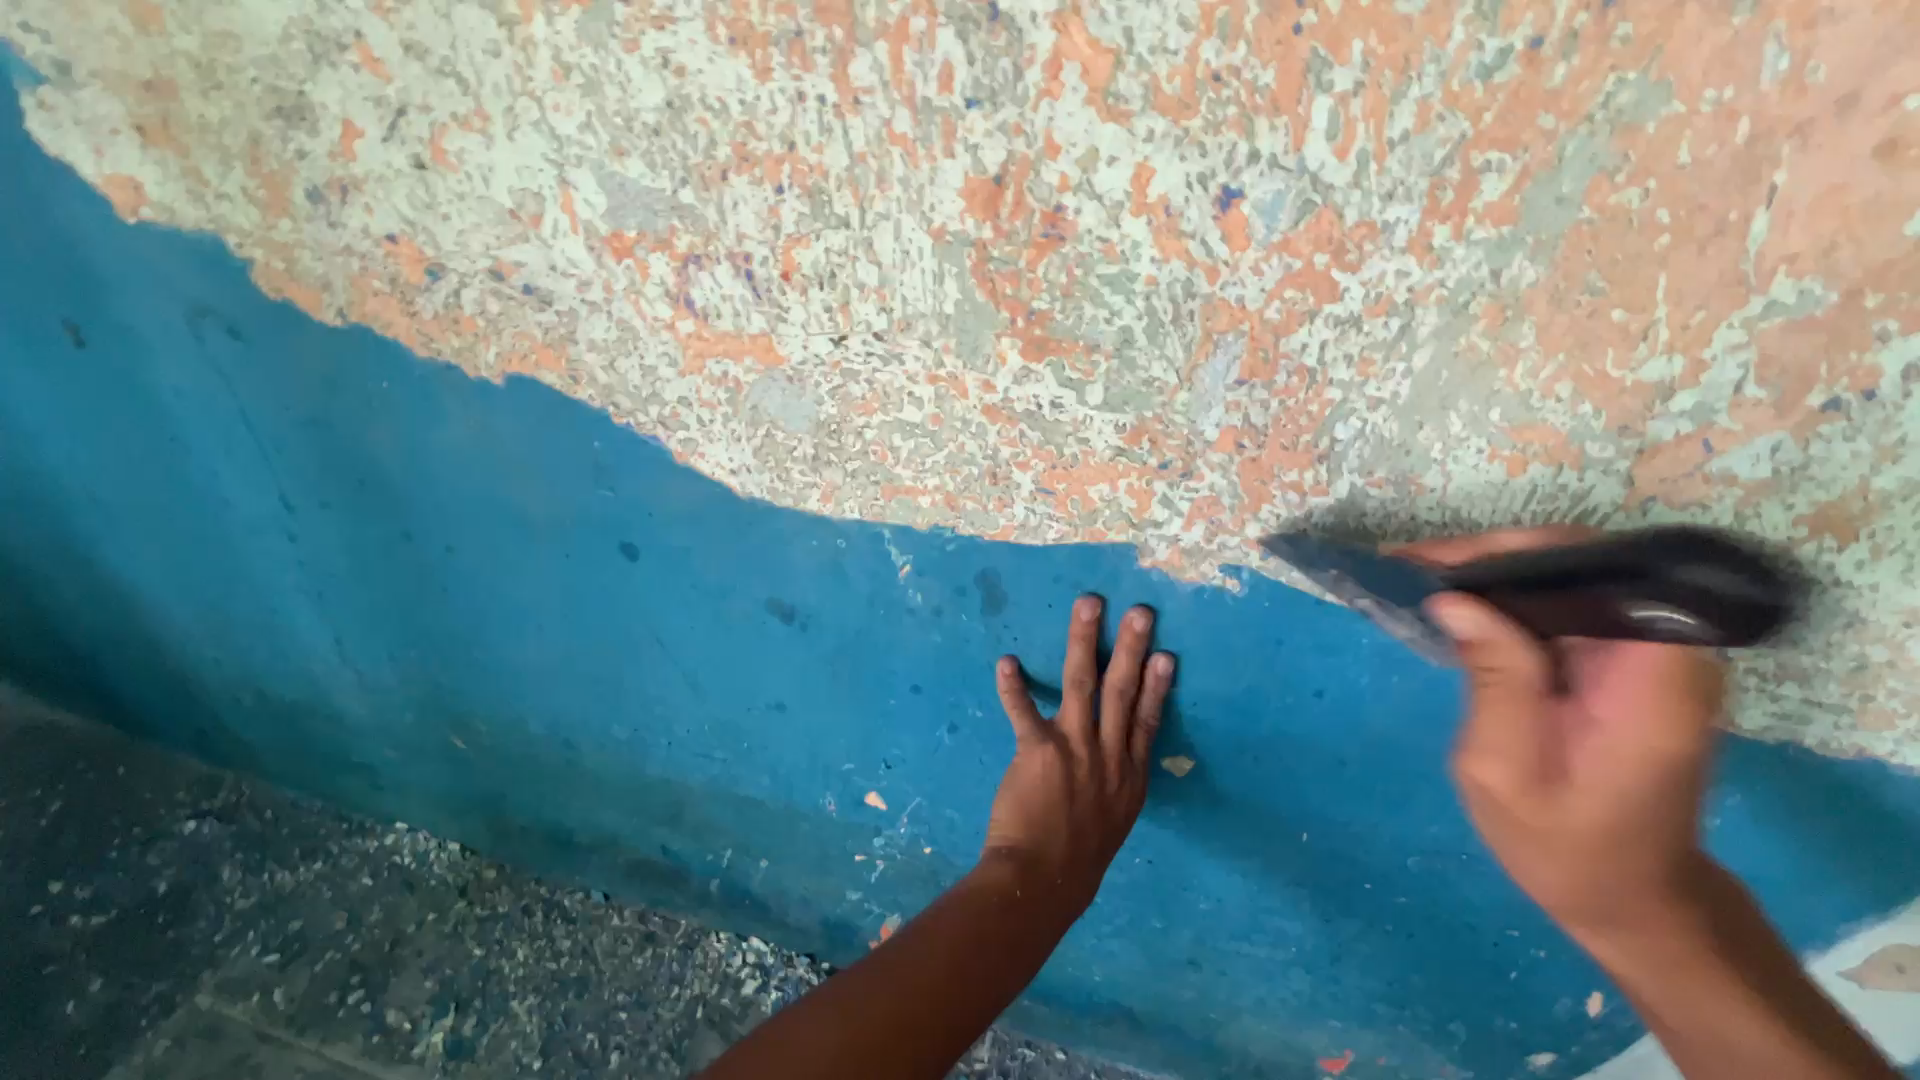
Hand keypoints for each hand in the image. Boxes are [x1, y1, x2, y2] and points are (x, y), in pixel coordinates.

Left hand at [982, 594, 1174, 915]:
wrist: (1044, 881)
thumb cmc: (1078, 855)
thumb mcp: (1115, 818)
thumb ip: (1115, 781)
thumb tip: (1111, 755)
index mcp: (1129, 775)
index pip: (1148, 721)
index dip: (1158, 687)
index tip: (1167, 655)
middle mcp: (1108, 756)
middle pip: (1123, 692)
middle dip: (1132, 648)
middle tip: (1141, 612)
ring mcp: (1075, 750)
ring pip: (1083, 685)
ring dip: (1084, 641)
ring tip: (1088, 606)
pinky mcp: (1039, 752)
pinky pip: (1024, 712)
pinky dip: (1014, 686)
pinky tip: (1008, 661)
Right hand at [1403, 528, 1727, 943]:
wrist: (1626, 893)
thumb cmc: (1562, 844)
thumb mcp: (1504, 767)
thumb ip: (1493, 676)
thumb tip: (1454, 599)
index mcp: (1652, 676)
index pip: (1596, 571)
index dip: (1515, 553)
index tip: (1437, 564)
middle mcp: (1668, 651)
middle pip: (1583, 565)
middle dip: (1491, 556)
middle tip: (1410, 566)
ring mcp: (1649, 655)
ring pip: (1569, 580)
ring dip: (1493, 574)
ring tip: (1417, 577)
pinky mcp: (1625, 664)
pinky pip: (1565, 607)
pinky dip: (1507, 600)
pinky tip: (1455, 605)